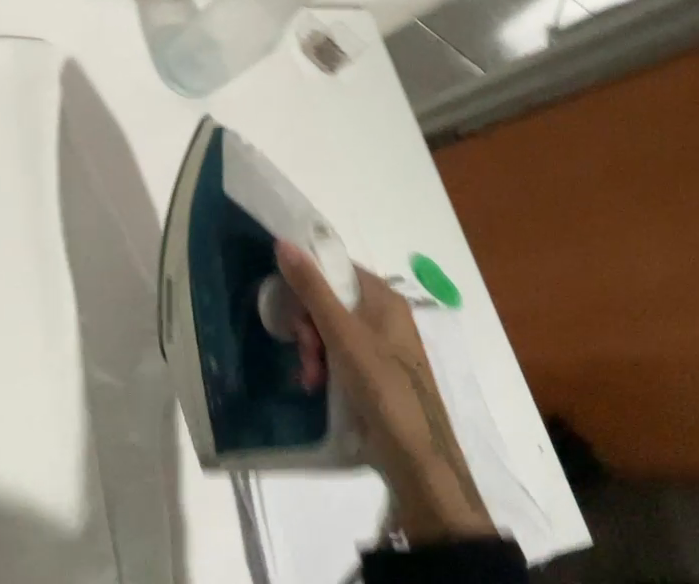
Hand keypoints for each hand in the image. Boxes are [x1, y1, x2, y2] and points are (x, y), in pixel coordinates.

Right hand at [275, 242, 495, 542]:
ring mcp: (381, 345)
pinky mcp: (375, 370)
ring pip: (330, 329)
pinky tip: (316, 383)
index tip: (290, 305)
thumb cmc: (381, 385)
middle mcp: (385, 316)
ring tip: (309, 374)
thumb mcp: (340, 333)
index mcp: (384, 299)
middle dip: (308, 325)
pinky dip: (324, 365)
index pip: (336, 269)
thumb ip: (312, 288)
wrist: (415, 455)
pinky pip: (339, 353)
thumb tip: (283, 242)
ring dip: (312, 349)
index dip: (308, 282)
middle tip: (303, 347)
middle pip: (329, 300)